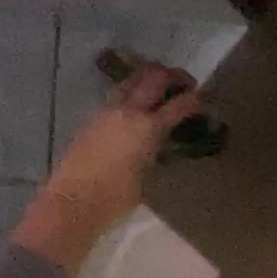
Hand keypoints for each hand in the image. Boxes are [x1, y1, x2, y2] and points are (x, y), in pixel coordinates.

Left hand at [13, 60, 201, 275]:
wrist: (72, 202)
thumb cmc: (115, 199)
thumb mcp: (146, 176)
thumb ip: (155, 150)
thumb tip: (159, 141)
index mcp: (147, 128)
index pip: (178, 104)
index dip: (195, 99)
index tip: (204, 98)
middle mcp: (128, 111)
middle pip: (153, 77)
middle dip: (173, 75)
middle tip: (186, 83)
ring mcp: (106, 111)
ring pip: (130, 80)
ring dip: (148, 78)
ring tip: (159, 88)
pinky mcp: (91, 118)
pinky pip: (115, 96)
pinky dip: (130, 93)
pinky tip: (134, 108)